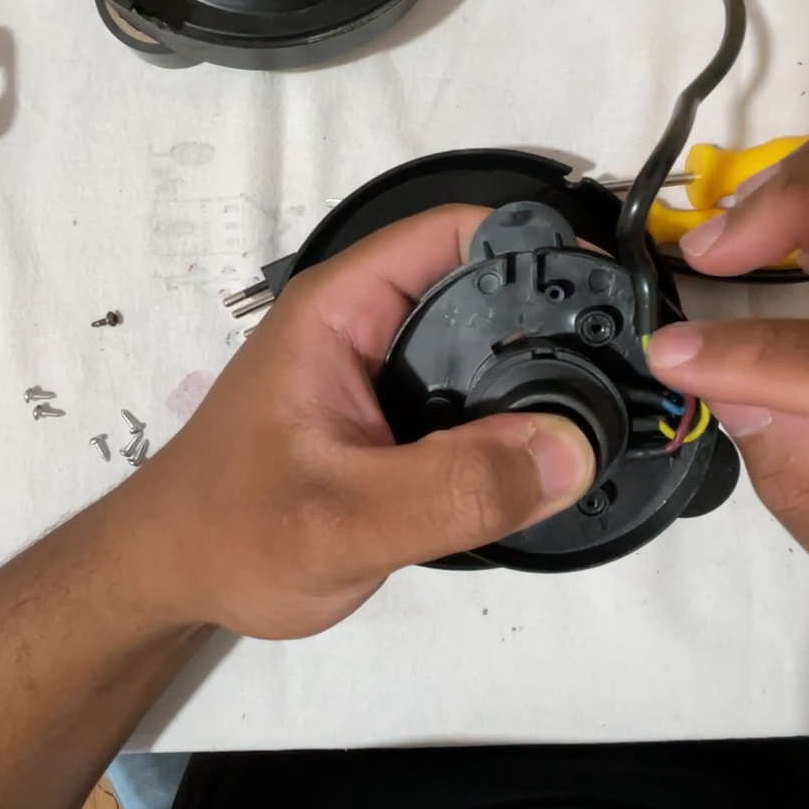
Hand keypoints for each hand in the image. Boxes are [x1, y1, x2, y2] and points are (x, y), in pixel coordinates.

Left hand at [101, 207, 595, 640]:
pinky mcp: (393, 423)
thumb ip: (452, 489)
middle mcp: (368, 327)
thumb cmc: (233, 534)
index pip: (457, 234)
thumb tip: (570, 450)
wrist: (178, 575)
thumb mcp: (340, 520)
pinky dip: (511, 428)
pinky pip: (470, 408)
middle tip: (630, 372)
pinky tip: (550, 462)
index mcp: (344, 308)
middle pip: (483, 292)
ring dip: (539, 382)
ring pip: (482, 355)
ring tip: (610, 419)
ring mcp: (381, 376)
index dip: (540, 247)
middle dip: (556, 322)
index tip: (617, 297)